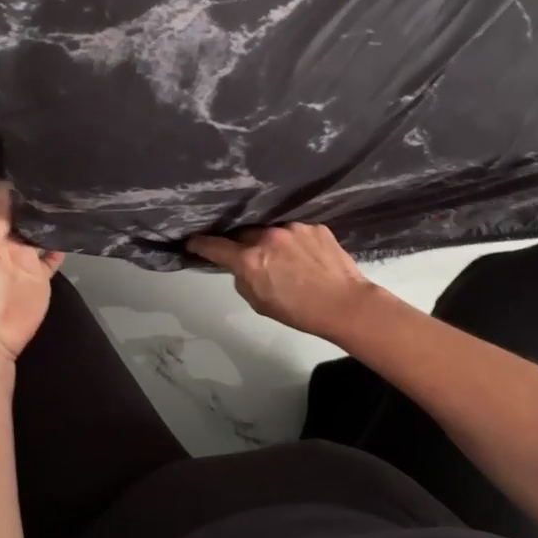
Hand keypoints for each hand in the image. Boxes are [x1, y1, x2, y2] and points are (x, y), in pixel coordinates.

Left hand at [0, 185, 64, 363]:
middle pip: (24, 215)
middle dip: (38, 199)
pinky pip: (53, 254)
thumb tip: (8, 181)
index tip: (39, 165)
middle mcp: (4, 241)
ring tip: (74, 195)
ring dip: (51, 218)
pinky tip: (76, 227)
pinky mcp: (40, 275)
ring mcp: (24, 258)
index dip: (18, 186)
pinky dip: (62, 243)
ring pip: (40, 232)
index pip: (2, 202)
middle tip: (64, 175)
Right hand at [187, 223, 381, 339]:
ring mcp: (292, 227)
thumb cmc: (300, 311)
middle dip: (241, 243)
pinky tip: (305, 256)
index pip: (214, 246)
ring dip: (270, 240)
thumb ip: (244, 280)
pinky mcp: (314, 226)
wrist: (345, 304)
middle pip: (243, 233)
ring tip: (283, 257)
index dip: (200, 244)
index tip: (192, 241)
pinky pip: (295, 230)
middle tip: (248, 256)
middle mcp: (268, 236)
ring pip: (271, 229)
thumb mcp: (260, 303)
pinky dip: (294, 241)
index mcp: (250, 259)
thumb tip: (243, 267)